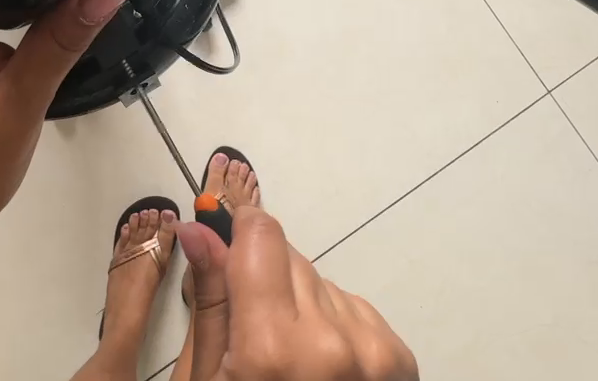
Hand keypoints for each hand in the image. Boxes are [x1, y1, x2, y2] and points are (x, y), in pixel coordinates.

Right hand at [177, 207, 417, 380]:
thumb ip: (210, 301)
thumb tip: (197, 230)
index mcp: (274, 349)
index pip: (261, 234)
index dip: (238, 232)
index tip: (224, 241)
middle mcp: (333, 342)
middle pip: (289, 257)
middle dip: (265, 279)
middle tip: (252, 334)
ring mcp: (375, 353)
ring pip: (321, 282)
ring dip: (300, 305)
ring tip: (289, 363)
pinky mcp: (400, 362)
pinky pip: (352, 308)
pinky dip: (332, 327)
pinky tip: (319, 369)